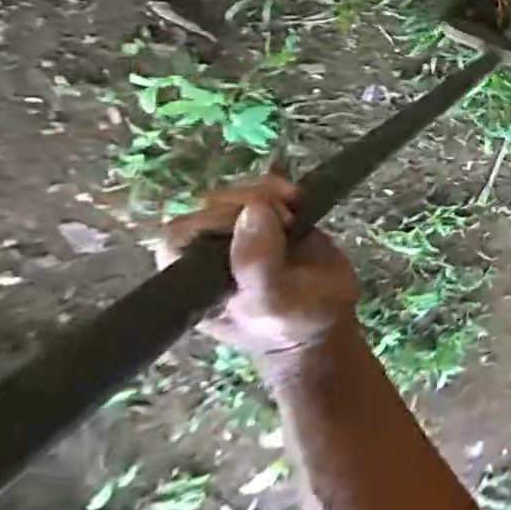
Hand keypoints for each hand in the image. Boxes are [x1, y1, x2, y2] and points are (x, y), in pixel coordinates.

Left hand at [158, 172, 359, 362]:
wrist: (327, 324)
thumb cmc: (290, 325)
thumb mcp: (271, 303)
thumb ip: (257, 262)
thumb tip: (255, 208)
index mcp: (195, 275)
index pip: (183, 231)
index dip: (214, 218)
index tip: (253, 222)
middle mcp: (212, 250)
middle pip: (213, 204)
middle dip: (248, 199)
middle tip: (286, 216)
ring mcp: (245, 232)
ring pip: (241, 192)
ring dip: (269, 189)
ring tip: (297, 204)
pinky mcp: (275, 219)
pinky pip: (269, 190)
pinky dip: (283, 184)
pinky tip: (299, 194)